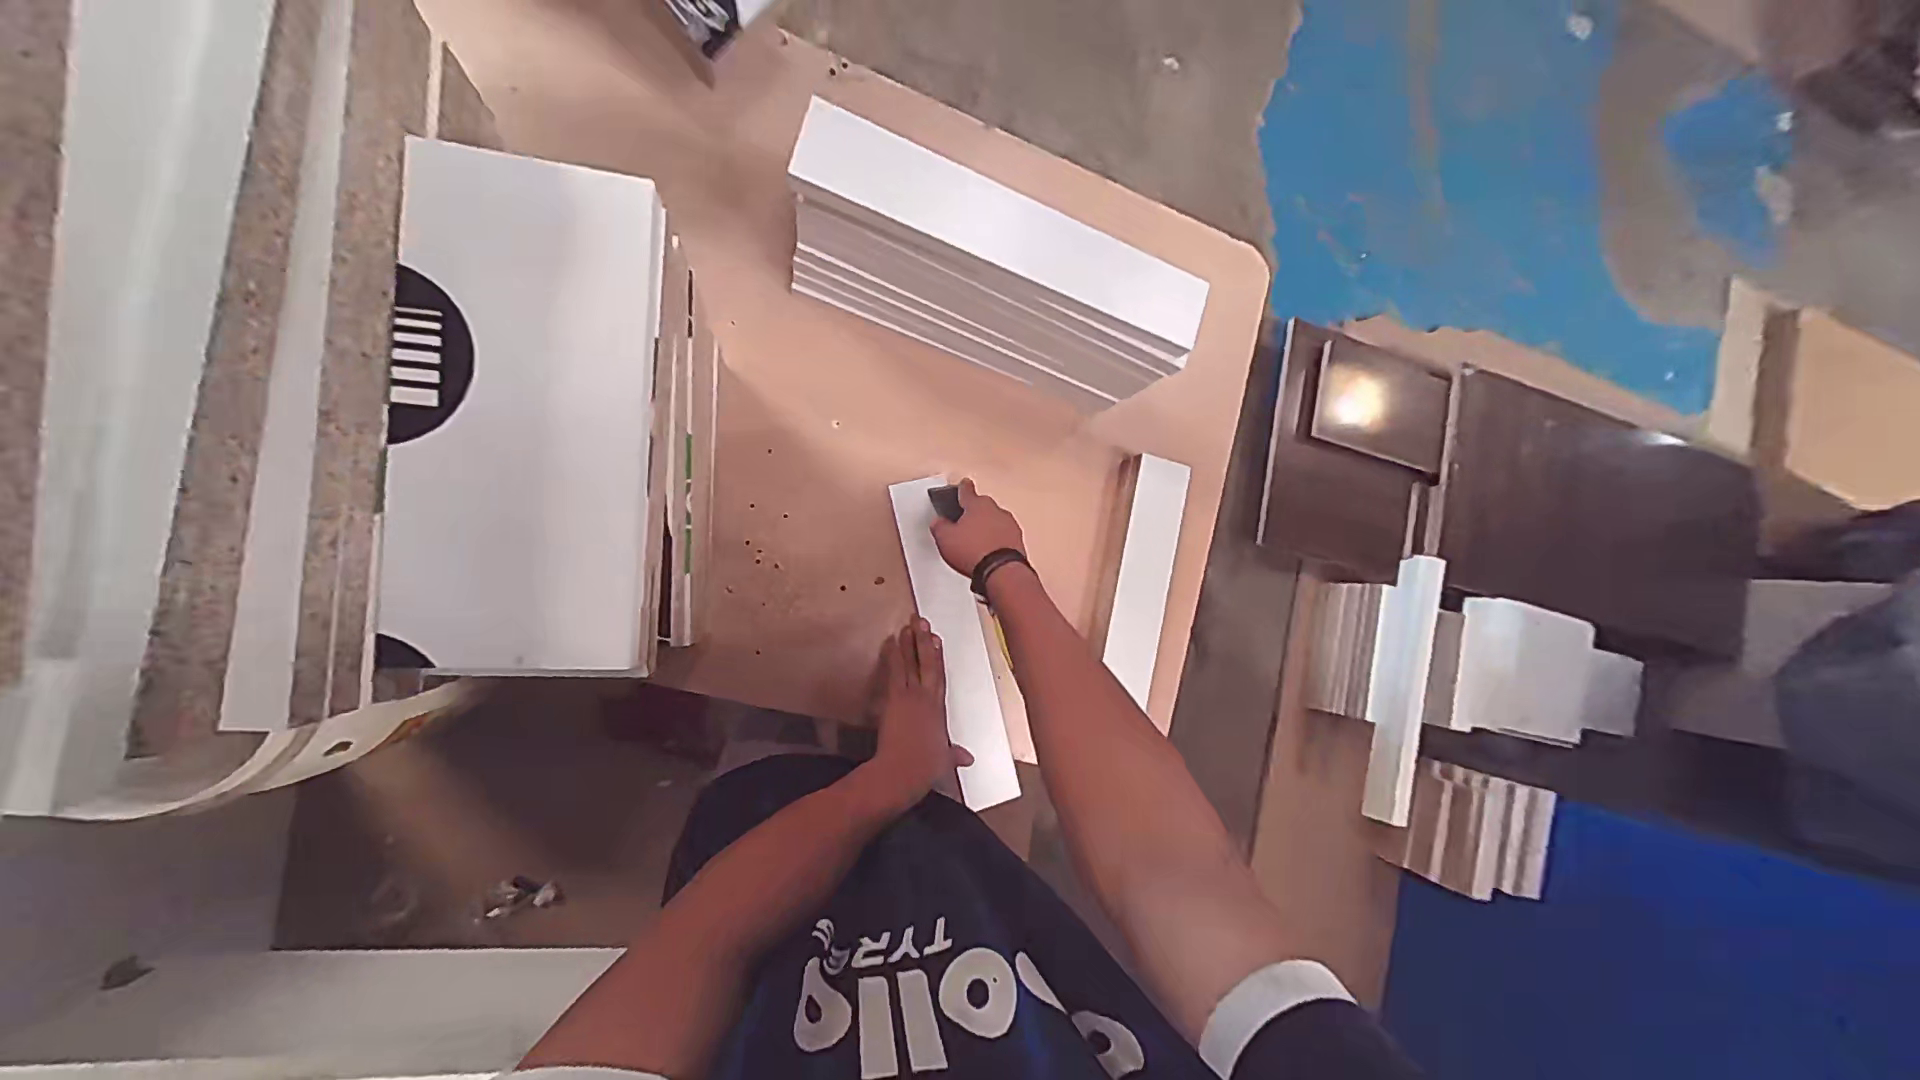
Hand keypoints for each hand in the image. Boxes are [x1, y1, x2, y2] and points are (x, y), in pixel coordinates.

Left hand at [859, 619, 971, 811]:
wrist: (903, 771)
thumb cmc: (924, 767)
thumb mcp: (943, 759)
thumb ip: (953, 754)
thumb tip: (967, 758)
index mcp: (939, 711)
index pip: (940, 678)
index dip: (939, 658)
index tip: (937, 641)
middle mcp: (927, 699)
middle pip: (928, 664)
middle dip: (925, 642)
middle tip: (923, 622)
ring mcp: (910, 697)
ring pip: (911, 663)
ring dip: (910, 643)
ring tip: (908, 624)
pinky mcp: (894, 699)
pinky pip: (895, 671)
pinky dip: (893, 655)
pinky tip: (891, 641)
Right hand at [930, 479, 1024, 577]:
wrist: (1001, 571)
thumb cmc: (975, 551)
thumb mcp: (945, 538)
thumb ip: (940, 526)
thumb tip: (938, 523)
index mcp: (977, 504)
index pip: (967, 491)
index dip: (962, 488)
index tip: (963, 484)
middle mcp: (996, 511)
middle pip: (982, 508)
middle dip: (973, 515)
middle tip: (962, 526)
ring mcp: (1009, 525)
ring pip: (994, 522)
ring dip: (986, 530)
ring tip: (974, 546)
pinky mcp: (1018, 541)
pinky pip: (1003, 537)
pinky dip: (996, 542)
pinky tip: (987, 554)